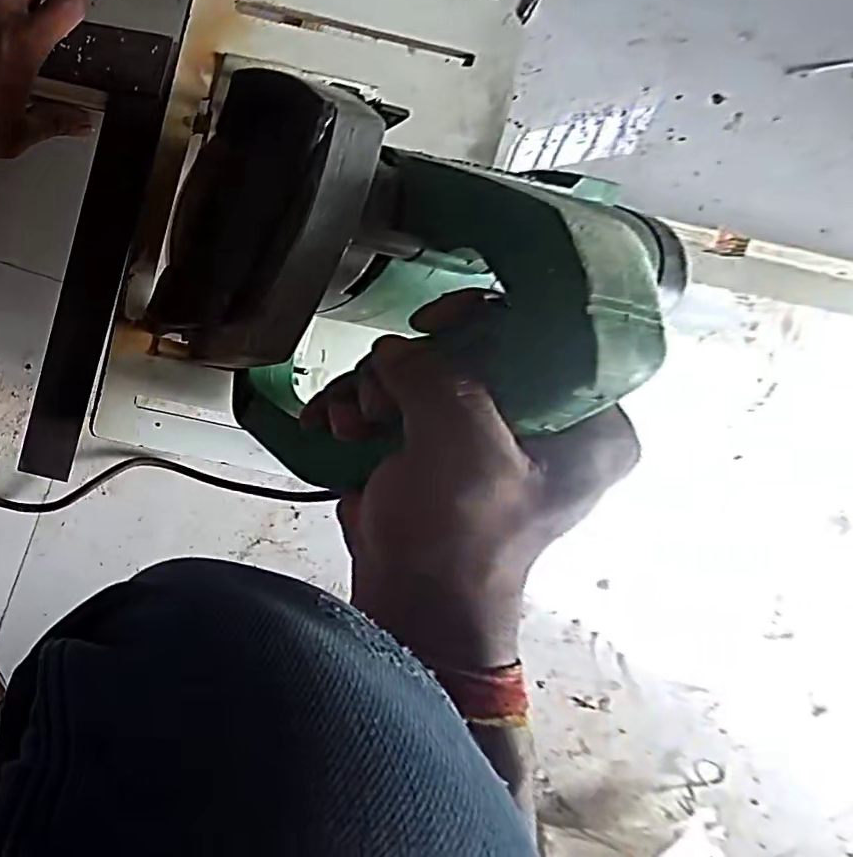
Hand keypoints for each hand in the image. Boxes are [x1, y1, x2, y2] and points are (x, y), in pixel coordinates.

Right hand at [299, 290, 640, 669]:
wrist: (410, 593)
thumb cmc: (458, 534)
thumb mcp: (463, 453)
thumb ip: (439, 385)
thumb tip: (396, 349)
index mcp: (581, 423)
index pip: (543, 337)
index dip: (486, 319)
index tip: (431, 324)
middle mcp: (528, 421)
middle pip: (458, 352)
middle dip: (402, 372)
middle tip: (380, 405)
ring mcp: (467, 432)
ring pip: (407, 374)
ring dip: (365, 393)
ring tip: (351, 428)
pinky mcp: (418, 443)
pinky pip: (379, 400)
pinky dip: (348, 408)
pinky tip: (331, 428)